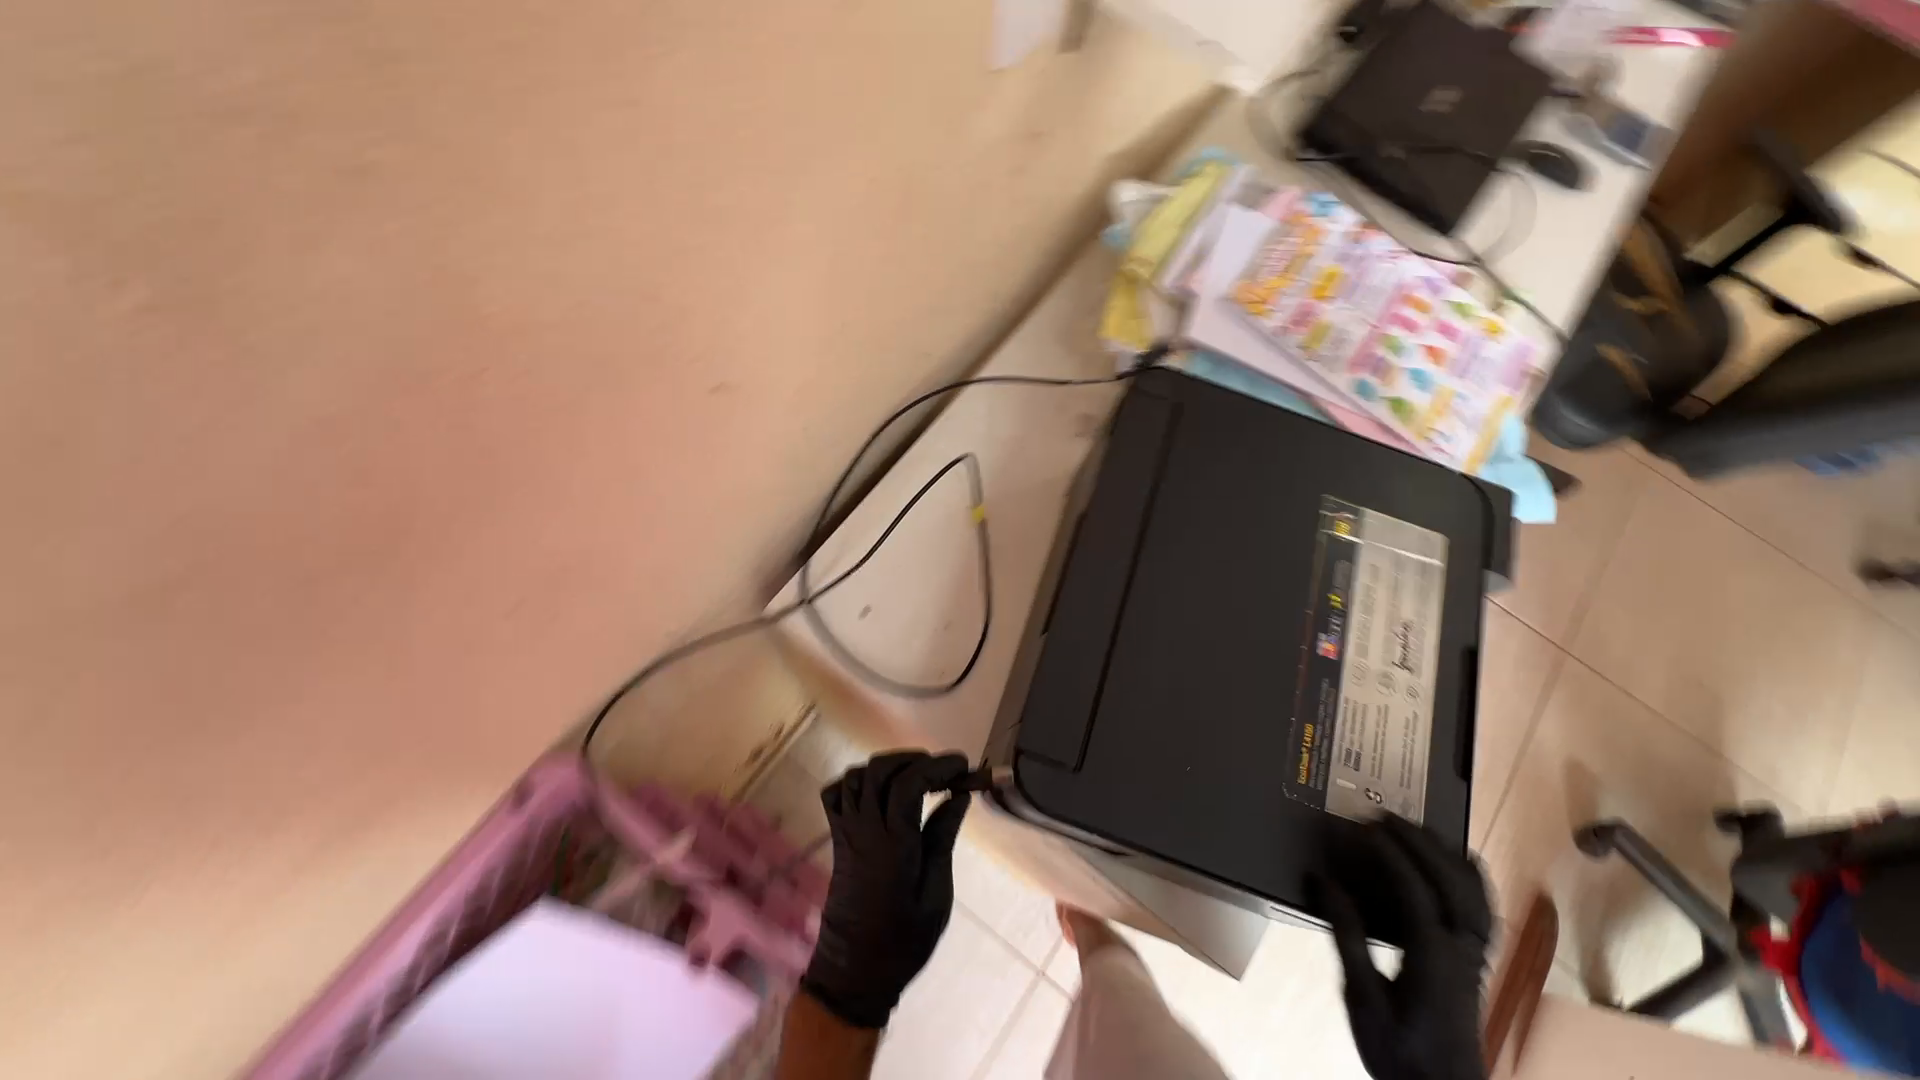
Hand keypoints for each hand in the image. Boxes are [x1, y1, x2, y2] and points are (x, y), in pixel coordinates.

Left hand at [800, 751, 972, 1028]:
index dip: (939, 766)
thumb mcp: (936, 894)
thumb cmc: (904, 941)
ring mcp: (846, 833)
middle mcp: (864, 830)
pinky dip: (857, 783)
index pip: (910, 782)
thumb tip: (958, 796)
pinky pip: (836, 795)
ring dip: (889, 768)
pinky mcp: (837, 841)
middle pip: (880, 770)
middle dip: (915, 760)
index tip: (965, 767)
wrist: (855, 971)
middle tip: (945, 772)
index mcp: (894, 844)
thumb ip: (943, 838)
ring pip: (857, 776)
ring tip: (918, 778)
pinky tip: (881, 793)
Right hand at [1314, 815, 1492, 1079]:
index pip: (1414, 889)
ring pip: (1473, 890)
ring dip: (1445, 852)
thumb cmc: (1396, 1049)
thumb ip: (1347, 935)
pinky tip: (1456, 861)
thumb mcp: (1361, 996)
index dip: (1389, 854)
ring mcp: (1476, 953)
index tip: (1361, 828)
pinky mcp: (1479, 959)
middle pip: (1448, 880)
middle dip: (1417, 841)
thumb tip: (1321, 880)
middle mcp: (1462, 947)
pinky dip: (1472, 877)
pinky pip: (1484, 907)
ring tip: (1416, 827)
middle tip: (1382, 816)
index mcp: (1432, 955)